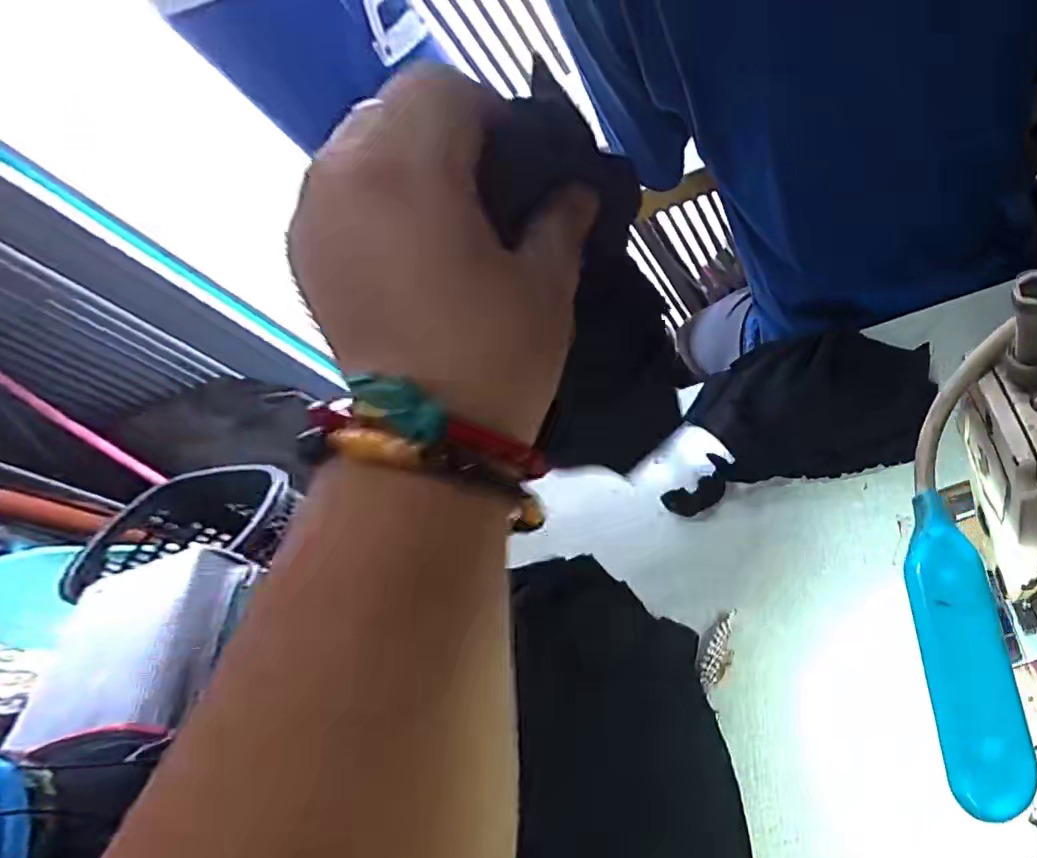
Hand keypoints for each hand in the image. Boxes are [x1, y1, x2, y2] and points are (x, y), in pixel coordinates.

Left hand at [288, 63, 597, 442]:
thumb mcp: (549, 286)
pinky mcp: (303, 243)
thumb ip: (560, 222)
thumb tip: (574, 190)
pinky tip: (422, 249)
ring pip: (363, 146)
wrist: (435, 429)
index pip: (442, 90)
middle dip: (452, 136)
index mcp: (410, 173)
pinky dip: (384, 198)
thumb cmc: (503, 354)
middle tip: (501, 193)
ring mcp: (312, 207)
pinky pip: (343, 188)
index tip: (528, 160)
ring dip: (415, 165)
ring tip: (461, 222)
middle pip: (395, 110)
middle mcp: (343, 171)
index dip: (494, 113)